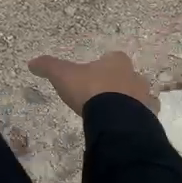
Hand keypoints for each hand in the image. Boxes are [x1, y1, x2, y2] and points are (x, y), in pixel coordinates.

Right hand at [28, 51, 157, 113]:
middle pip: (130, 77)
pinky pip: (143, 118)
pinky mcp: (150, 121)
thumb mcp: (61, 74)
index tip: (95, 71)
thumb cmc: (90, 89)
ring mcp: (146, 101)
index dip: (106, 63)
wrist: (117, 121)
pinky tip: (119, 125)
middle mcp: (135, 78)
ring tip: (114, 111)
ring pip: (140, 98)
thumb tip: (31, 63)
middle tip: (104, 91)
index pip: (115, 57)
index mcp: (117, 63)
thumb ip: (47, 66)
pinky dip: (133, 120)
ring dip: (130, 102)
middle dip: (120, 83)